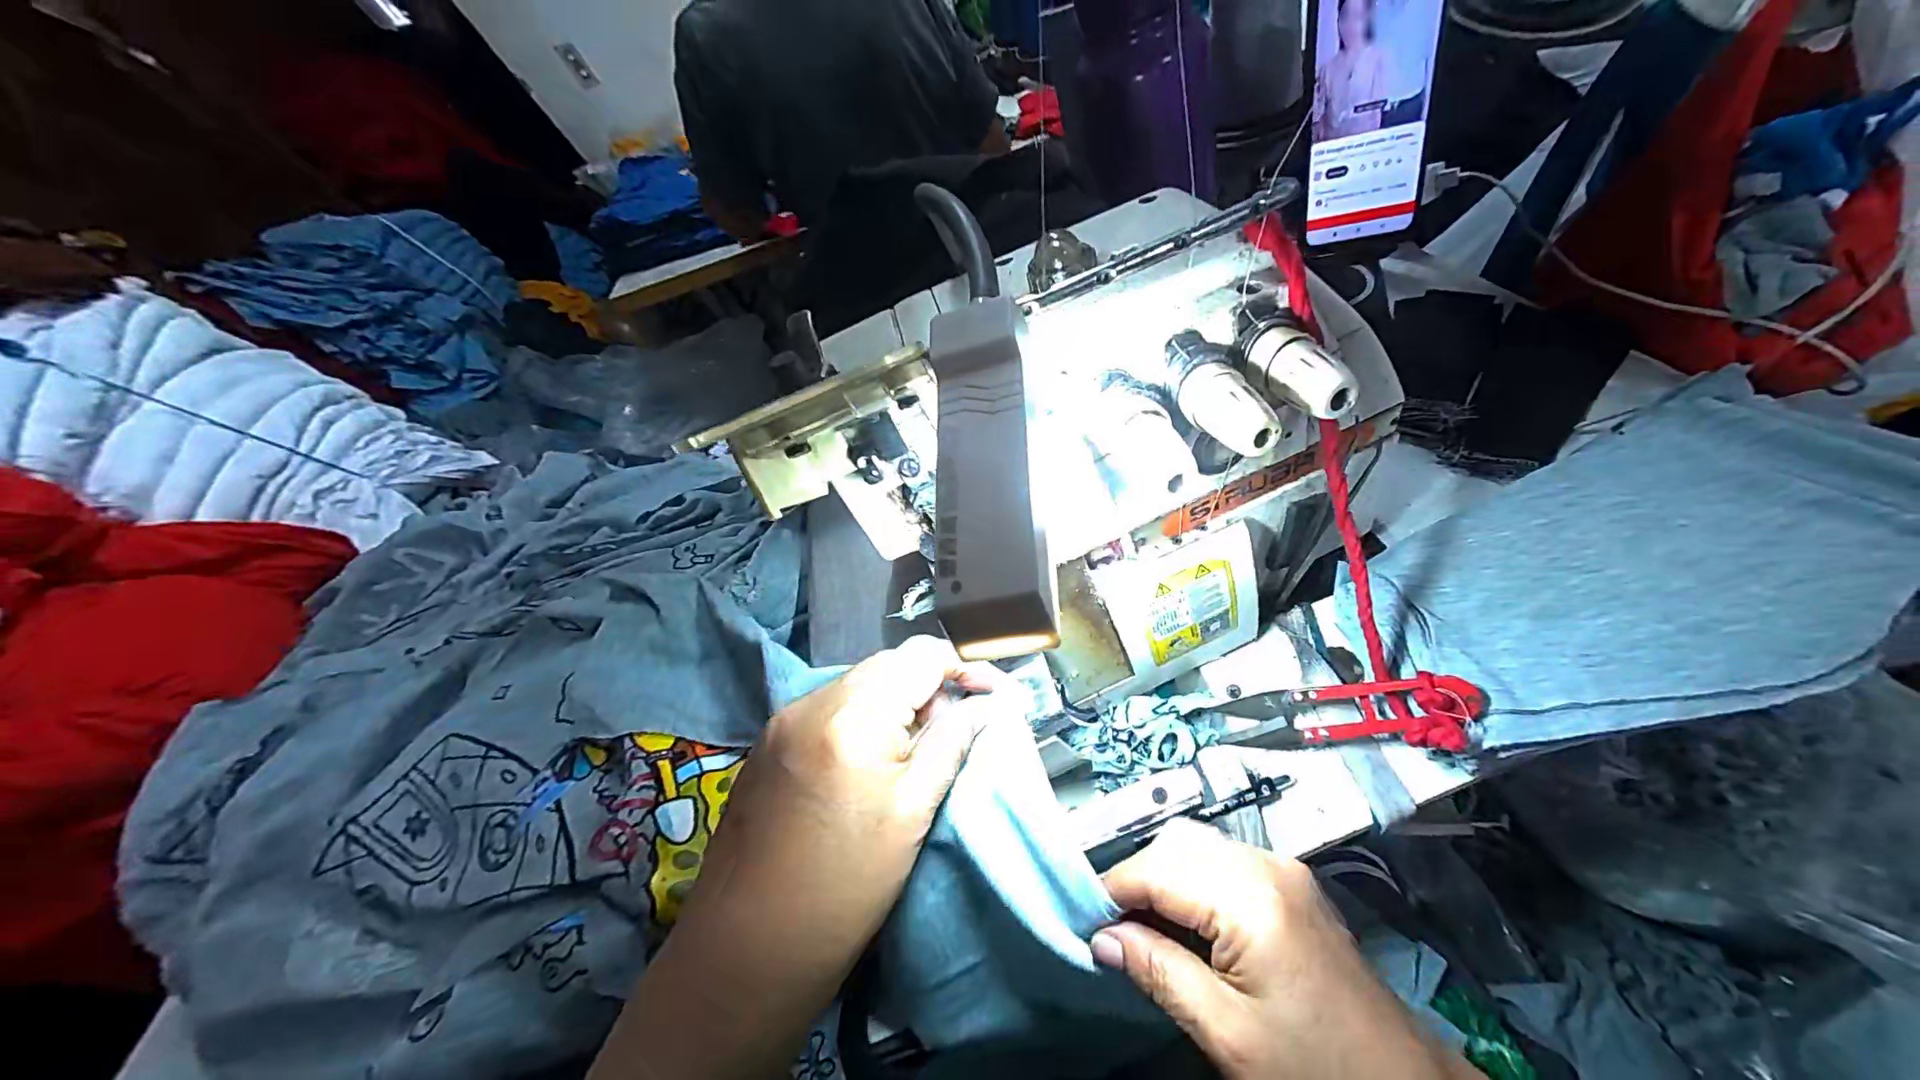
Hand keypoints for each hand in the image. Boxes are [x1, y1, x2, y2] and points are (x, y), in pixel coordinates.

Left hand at [592, 637, 1013, 1079]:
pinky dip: (862, 718)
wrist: (748, 947)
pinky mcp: (769, 740)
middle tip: (957, 730)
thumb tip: (988, 703)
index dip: (963, 668)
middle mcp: (811, 701)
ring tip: (917, 750)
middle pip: (888, 665)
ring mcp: (784, 718)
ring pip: (859, 684)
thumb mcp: (913, 811)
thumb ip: (952, 742)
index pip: (921, 655)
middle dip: (930, 686)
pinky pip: (830, 707)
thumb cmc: (845, 888)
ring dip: (897, 702)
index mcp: (852, 714)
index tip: (991, 697)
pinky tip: (872, 760)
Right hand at [1091, 820, 1468, 1079]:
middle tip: (1111, 930)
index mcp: (1251, 897)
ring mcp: (1282, 869)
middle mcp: (1266, 864)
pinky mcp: (1289, 883)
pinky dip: (1189, 881)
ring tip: (1140, 929)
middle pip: (1174, 845)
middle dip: (1134, 880)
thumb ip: (1158, 971)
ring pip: (1194, 847)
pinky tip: (1181, 922)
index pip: (1156, 868)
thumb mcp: (1227, 1032)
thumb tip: (1101, 938)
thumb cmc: (1317, 1070)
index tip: (1084, 924)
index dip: (1111, 892)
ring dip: (1159, 878)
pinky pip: (1220, 861)